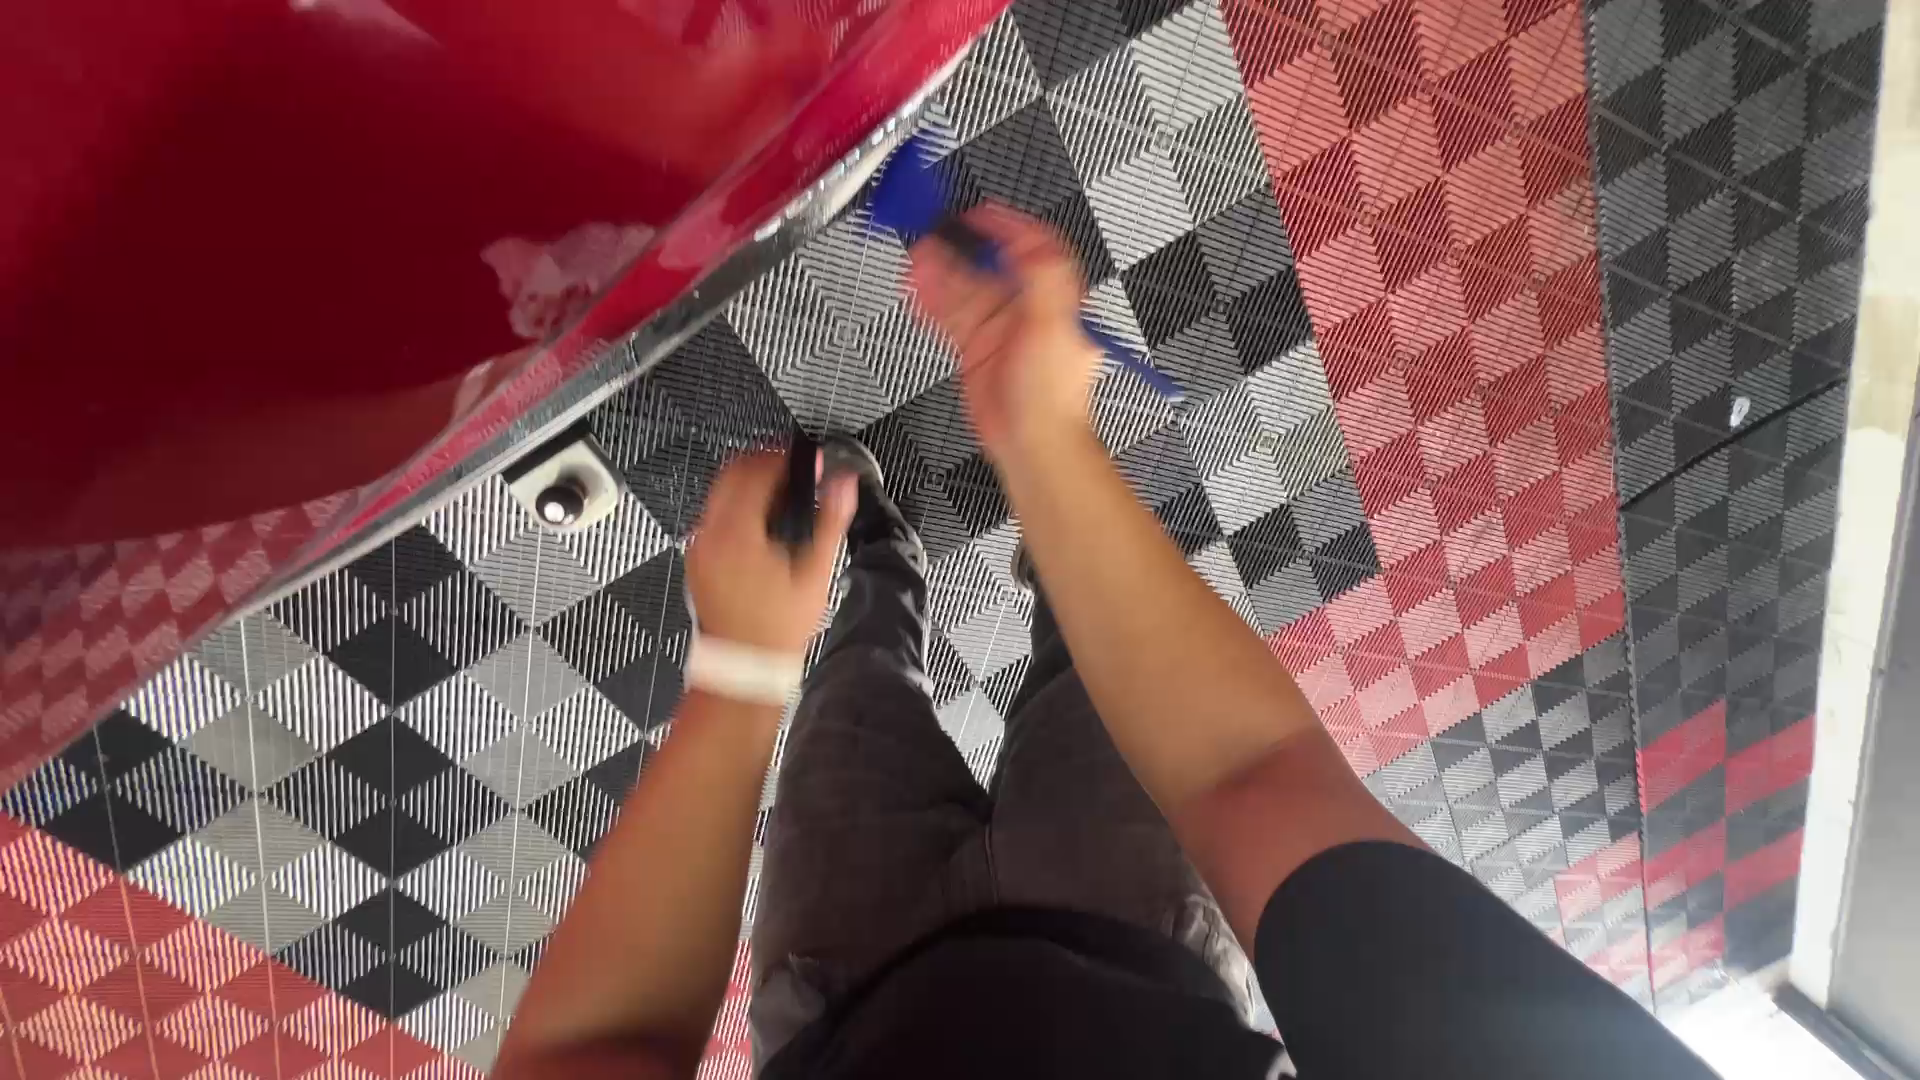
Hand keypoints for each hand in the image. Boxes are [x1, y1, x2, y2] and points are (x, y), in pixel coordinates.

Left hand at [684, 451, 856, 652]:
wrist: (744, 662)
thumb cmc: (775, 626)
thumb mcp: (814, 571)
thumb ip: (830, 520)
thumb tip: (843, 484)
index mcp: (736, 532)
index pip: (755, 469)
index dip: (785, 456)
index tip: (807, 459)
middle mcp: (709, 534)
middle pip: (732, 472)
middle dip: (765, 462)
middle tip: (793, 466)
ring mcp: (699, 546)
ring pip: (720, 491)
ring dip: (750, 482)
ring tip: (782, 492)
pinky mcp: (698, 558)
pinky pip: (714, 515)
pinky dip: (737, 506)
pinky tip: (761, 520)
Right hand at [909, 204, 1103, 467]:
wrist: (1034, 442)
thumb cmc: (1054, 397)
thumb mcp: (1057, 327)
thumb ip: (1045, 279)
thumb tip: (1030, 241)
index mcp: (1052, 298)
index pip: (1032, 249)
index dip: (1007, 228)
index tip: (981, 215)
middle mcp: (1024, 311)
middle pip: (987, 266)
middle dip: (960, 248)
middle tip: (933, 232)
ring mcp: (996, 330)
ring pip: (963, 289)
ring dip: (939, 271)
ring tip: (917, 257)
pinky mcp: (974, 350)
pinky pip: (949, 317)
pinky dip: (931, 301)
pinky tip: (917, 287)